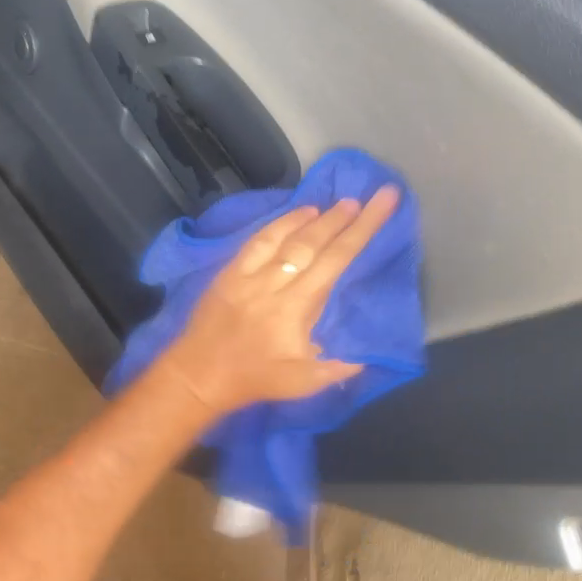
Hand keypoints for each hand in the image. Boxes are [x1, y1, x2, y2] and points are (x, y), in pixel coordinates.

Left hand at [159, 186, 400, 415]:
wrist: (198, 376)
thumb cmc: (254, 380)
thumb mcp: (303, 383)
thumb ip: (337, 368)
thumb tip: (366, 355)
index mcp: (295, 308)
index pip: (336, 260)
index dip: (363, 229)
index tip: (383, 202)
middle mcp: (273, 284)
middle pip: (313, 242)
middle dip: (343, 217)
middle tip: (367, 197)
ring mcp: (247, 275)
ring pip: (284, 238)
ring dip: (312, 218)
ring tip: (336, 205)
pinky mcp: (228, 273)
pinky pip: (256, 241)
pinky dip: (278, 224)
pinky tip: (296, 215)